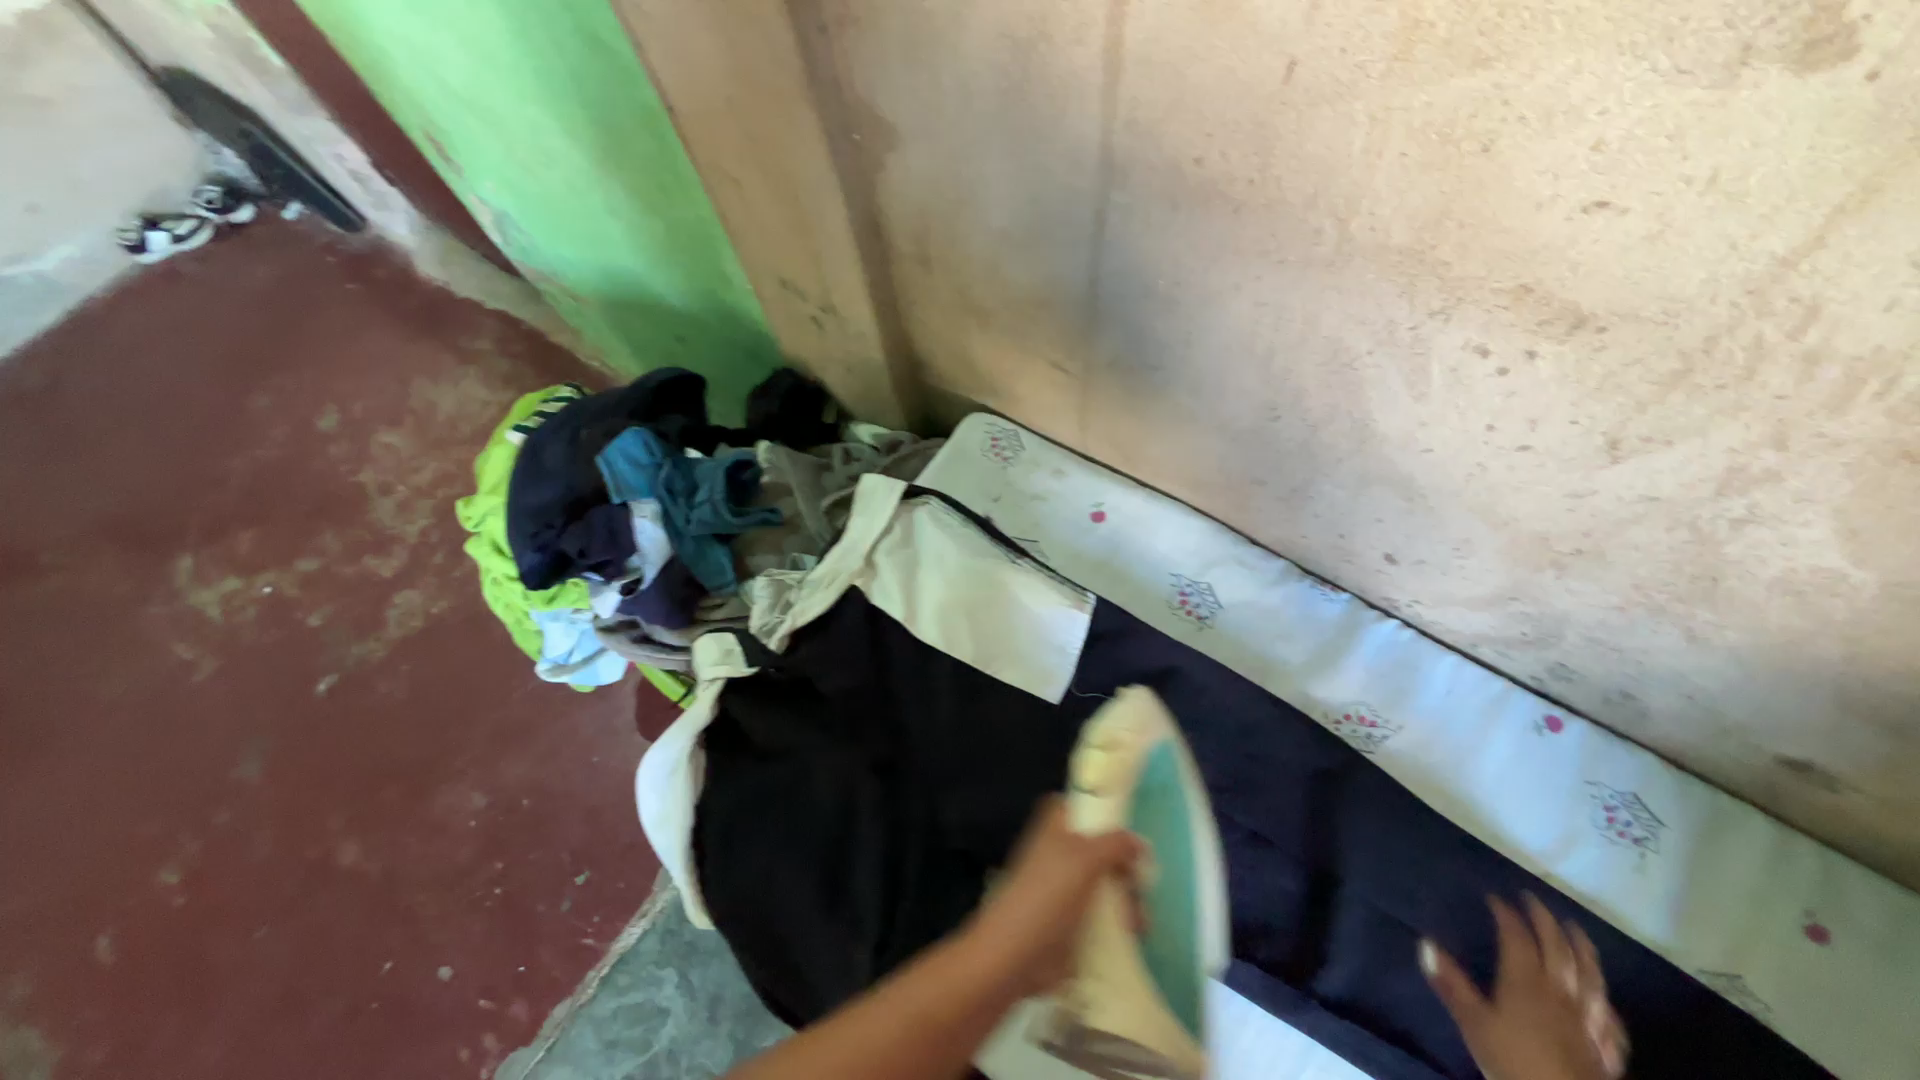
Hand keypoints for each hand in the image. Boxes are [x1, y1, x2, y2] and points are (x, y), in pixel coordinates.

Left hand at [961, 797, 1144, 997]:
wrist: (1015, 957)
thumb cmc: (1046, 898)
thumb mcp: (1084, 860)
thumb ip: (1114, 843)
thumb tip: (1139, 842)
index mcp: (1056, 830)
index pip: (1078, 806)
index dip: (1102, 811)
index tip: (1128, 826)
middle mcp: (1062, 855)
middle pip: (1102, 848)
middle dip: (1125, 865)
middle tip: (1141, 882)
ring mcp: (1068, 891)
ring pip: (1107, 883)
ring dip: (1129, 898)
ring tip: (1139, 922)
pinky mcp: (1074, 922)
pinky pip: (1105, 913)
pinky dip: (1122, 921)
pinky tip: (1134, 934)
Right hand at [1421, 893, 1628, 1079]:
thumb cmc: (1514, 1063)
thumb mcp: (1474, 1024)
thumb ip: (1452, 984)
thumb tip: (1426, 943)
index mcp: (1526, 982)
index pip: (1518, 937)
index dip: (1507, 915)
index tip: (1494, 898)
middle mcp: (1560, 992)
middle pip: (1557, 948)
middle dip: (1545, 920)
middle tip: (1533, 900)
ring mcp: (1587, 1017)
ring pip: (1589, 974)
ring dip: (1582, 947)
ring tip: (1575, 929)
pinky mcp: (1604, 1044)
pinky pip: (1607, 1013)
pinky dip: (1602, 997)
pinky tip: (1602, 996)